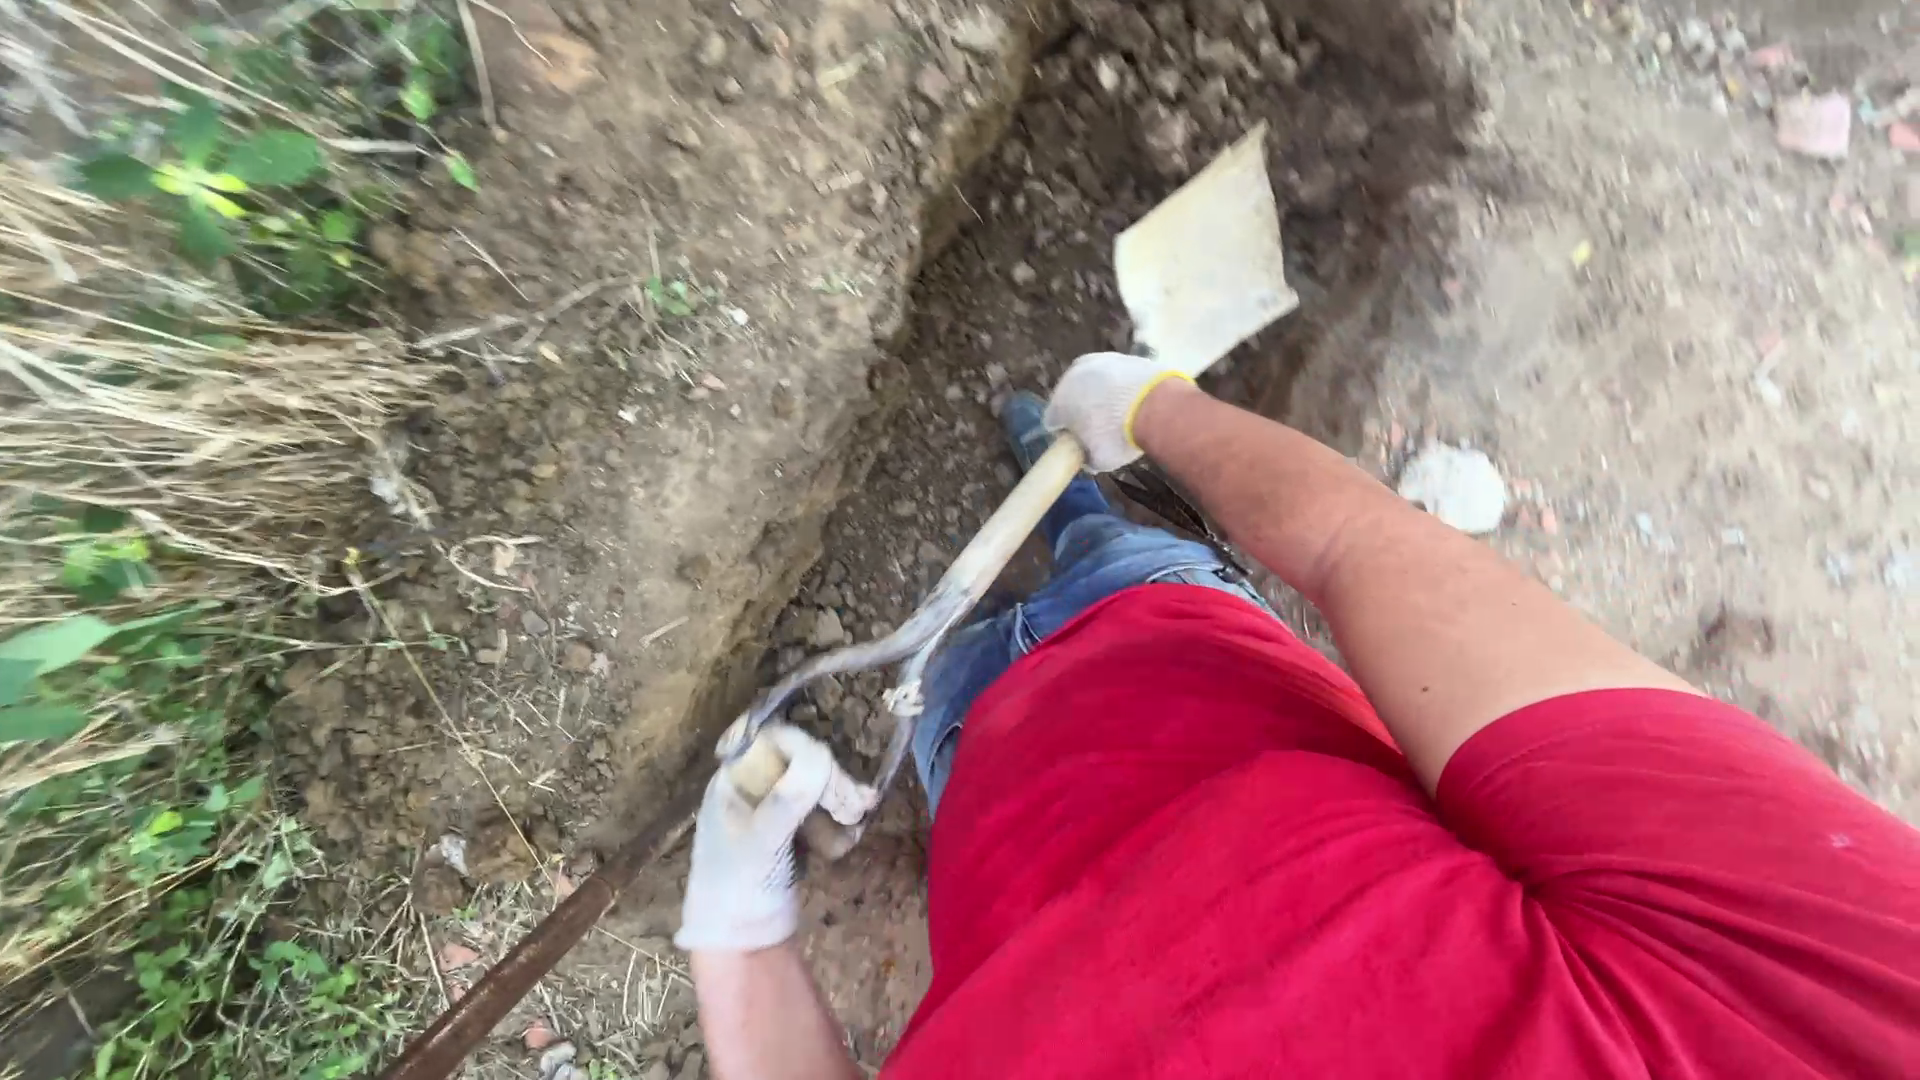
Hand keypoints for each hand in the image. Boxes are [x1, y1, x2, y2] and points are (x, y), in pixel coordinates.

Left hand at [676, 726, 874, 951]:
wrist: (743, 949)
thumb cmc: (737, 890)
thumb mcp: (760, 842)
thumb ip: (788, 798)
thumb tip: (820, 753)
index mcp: (733, 780)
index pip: (771, 740)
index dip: (803, 746)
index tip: (830, 764)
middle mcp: (752, 788)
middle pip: (799, 760)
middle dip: (830, 777)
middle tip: (856, 801)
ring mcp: (773, 810)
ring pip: (815, 783)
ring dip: (840, 795)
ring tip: (858, 813)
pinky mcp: (792, 831)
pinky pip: (820, 807)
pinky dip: (837, 815)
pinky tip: (849, 830)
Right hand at [1043, 352, 1194, 471]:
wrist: (1156, 405)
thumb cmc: (1119, 436)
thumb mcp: (1100, 460)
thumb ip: (1087, 457)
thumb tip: (1087, 456)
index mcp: (1060, 403)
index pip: (1052, 421)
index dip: (1064, 434)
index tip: (1078, 444)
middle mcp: (1072, 377)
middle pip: (1070, 397)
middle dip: (1080, 410)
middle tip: (1099, 428)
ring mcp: (1098, 361)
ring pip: (1092, 382)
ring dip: (1099, 394)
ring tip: (1119, 412)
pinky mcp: (1123, 355)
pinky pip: (1115, 374)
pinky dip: (1120, 385)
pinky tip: (1134, 398)